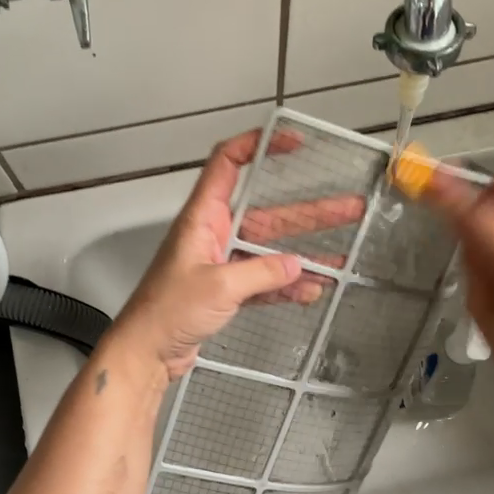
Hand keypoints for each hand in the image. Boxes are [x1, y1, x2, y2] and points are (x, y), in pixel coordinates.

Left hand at [110, 129, 363, 381]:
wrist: (147, 351)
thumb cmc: (165, 312)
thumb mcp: (219, 286)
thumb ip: (262, 273)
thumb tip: (295, 265)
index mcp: (203, 218)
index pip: (228, 163)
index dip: (258, 145)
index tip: (292, 141)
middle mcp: (213, 234)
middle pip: (267, 213)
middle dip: (308, 211)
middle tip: (347, 208)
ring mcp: (221, 263)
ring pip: (271, 250)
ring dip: (305, 252)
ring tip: (343, 253)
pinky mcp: (226, 292)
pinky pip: (264, 281)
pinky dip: (287, 285)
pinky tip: (312, 289)